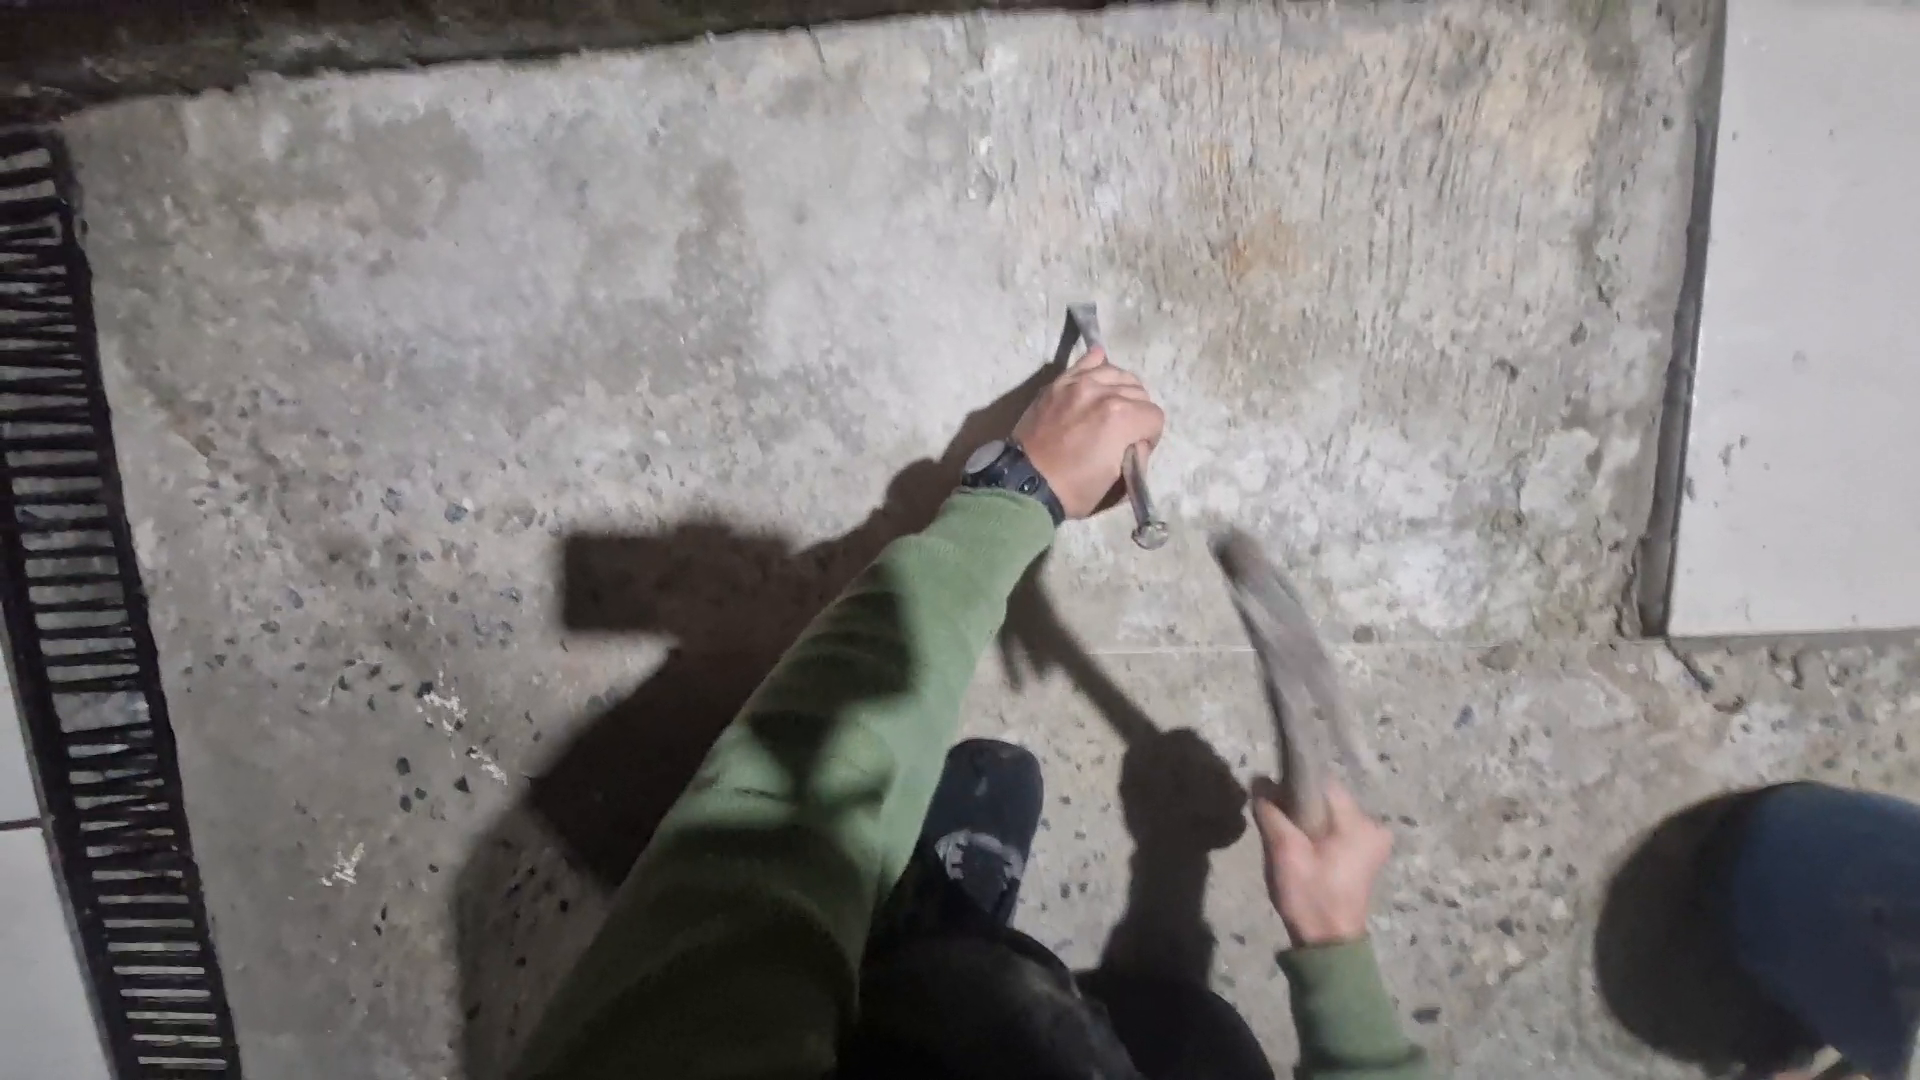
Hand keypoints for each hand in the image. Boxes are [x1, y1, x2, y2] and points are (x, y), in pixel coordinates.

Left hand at [1012, 346, 1164, 519]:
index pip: (1154, 417)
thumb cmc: (1073, 489)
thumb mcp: (1116, 482)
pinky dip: (1097, 365)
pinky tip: (1099, 374)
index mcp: (1120, 417)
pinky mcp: (1057, 384)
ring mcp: (1077, 384)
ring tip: (1111, 409)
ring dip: (1121, 391)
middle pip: (1139, 392)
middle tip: (1122, 433)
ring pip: (1116, 373)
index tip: (1135, 450)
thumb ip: (1135, 454)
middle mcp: (1102, 392)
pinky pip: (1085, 363)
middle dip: (1137, 414)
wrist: (1025, 484)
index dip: (1150, 437)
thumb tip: (1135, 441)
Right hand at [1250, 779, 1393, 946]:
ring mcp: (1372, 841)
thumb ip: (1271, 811)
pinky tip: (1302, 847)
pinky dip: (1315, 830)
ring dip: (1305, 817)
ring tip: (1288, 838)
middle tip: (1276, 821)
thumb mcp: (1283, 850)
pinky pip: (1334, 826)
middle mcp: (1373, 826)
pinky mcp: (1364, 853)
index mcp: (1359, 823)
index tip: (1272, 797)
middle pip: (1325, 796)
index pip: (1322, 782)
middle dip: (1298, 803)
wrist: (1327, 942)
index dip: (1293, 784)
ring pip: (1328, 811)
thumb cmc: (1309, 895)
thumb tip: (1258, 780)